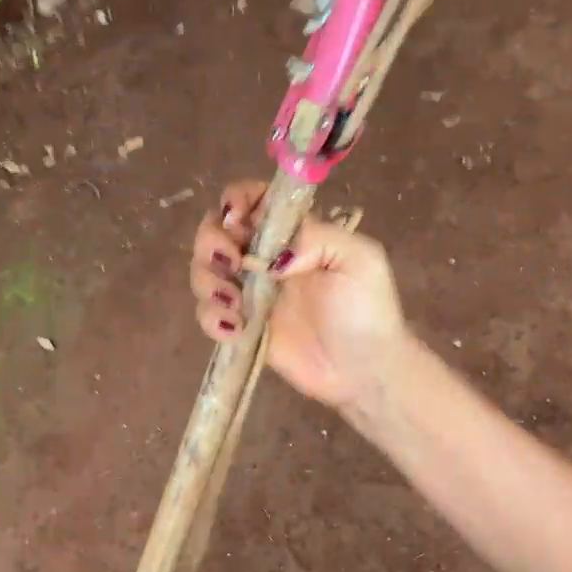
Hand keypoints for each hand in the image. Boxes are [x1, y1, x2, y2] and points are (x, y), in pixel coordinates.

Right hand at [189, 180, 408, 407]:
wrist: (364, 371)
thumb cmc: (367, 311)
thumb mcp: (357, 259)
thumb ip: (316, 237)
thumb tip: (269, 254)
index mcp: (291, 234)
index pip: (251, 200)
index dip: (236, 201)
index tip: (237, 220)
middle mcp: (262, 258)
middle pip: (215, 231)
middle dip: (211, 242)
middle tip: (232, 262)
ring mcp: (248, 293)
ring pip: (203, 272)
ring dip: (208, 282)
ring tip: (235, 306)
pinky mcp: (239, 327)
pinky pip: (207, 314)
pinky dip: (211, 318)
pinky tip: (236, 330)